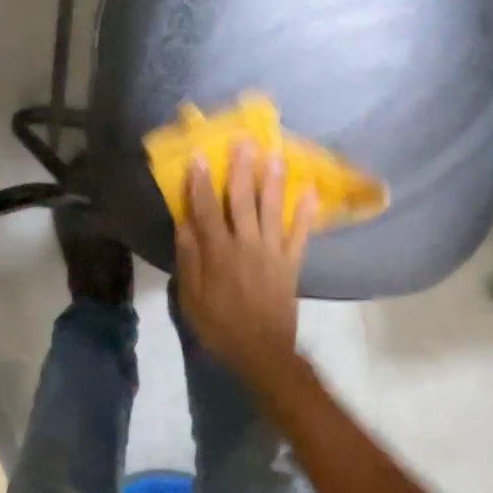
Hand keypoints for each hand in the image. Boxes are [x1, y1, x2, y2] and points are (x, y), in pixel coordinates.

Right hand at [175, 143, 318, 384]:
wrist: (262, 351)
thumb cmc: (219, 326)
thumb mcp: (191, 297)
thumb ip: (189, 258)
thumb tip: (184, 223)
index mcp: (217, 252)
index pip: (206, 209)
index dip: (200, 182)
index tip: (199, 156)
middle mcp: (245, 244)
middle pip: (242, 200)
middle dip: (240, 169)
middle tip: (243, 141)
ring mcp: (272, 252)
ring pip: (272, 209)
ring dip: (272, 180)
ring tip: (274, 154)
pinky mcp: (291, 263)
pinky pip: (300, 234)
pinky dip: (305, 213)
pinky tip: (309, 191)